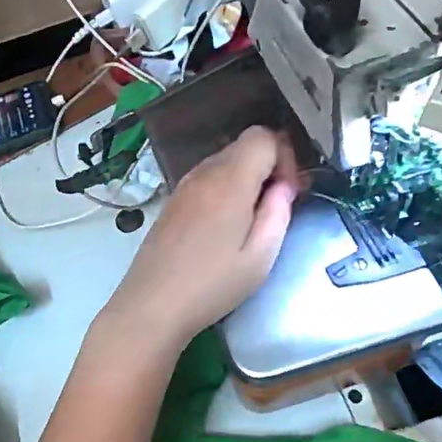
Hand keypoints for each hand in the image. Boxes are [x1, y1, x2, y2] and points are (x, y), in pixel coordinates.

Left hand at [97, 127, 300, 354]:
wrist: (152, 305)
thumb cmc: (211, 286)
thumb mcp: (260, 257)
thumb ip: (278, 214)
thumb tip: (284, 187)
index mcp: (228, 182)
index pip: (262, 136)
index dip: (285, 156)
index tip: (289, 192)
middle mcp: (203, 174)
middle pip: (243, 145)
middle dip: (268, 166)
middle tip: (276, 206)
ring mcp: (183, 187)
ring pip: (223, 161)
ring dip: (245, 179)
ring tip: (250, 220)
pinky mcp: (171, 202)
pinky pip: (206, 179)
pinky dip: (224, 189)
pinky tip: (224, 226)